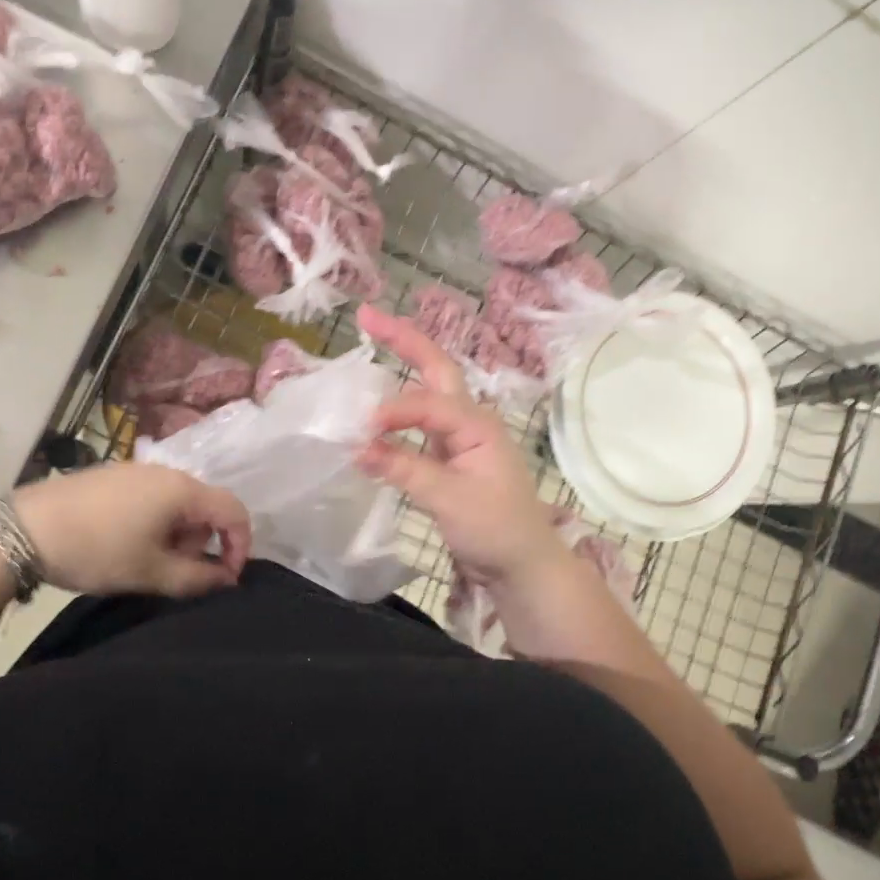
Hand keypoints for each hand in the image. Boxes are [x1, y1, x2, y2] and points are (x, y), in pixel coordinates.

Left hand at [12, 463, 251, 597]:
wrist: (23, 530)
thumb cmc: (98, 551)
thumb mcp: (152, 573)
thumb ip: (199, 578)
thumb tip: (227, 578)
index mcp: (181, 490)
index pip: (234, 511)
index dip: (241, 545)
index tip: (227, 578)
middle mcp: (163, 471)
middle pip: (204, 507)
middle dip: (201, 543)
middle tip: (174, 573)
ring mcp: (134, 470)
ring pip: (175, 504)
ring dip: (175, 535)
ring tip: (144, 561)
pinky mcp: (109, 476)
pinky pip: (149, 498)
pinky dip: (152, 523)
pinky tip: (122, 544)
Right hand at [354, 305, 571, 585]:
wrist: (522, 564)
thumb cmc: (496, 529)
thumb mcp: (450, 500)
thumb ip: (405, 470)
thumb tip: (358, 448)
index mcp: (476, 424)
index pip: (427, 404)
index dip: (392, 411)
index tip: (362, 430)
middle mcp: (468, 421)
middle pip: (435, 369)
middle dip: (403, 339)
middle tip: (366, 315)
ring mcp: (459, 437)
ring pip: (428, 390)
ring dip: (402, 364)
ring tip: (371, 339)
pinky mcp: (448, 457)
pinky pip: (419, 423)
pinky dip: (397, 411)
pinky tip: (376, 408)